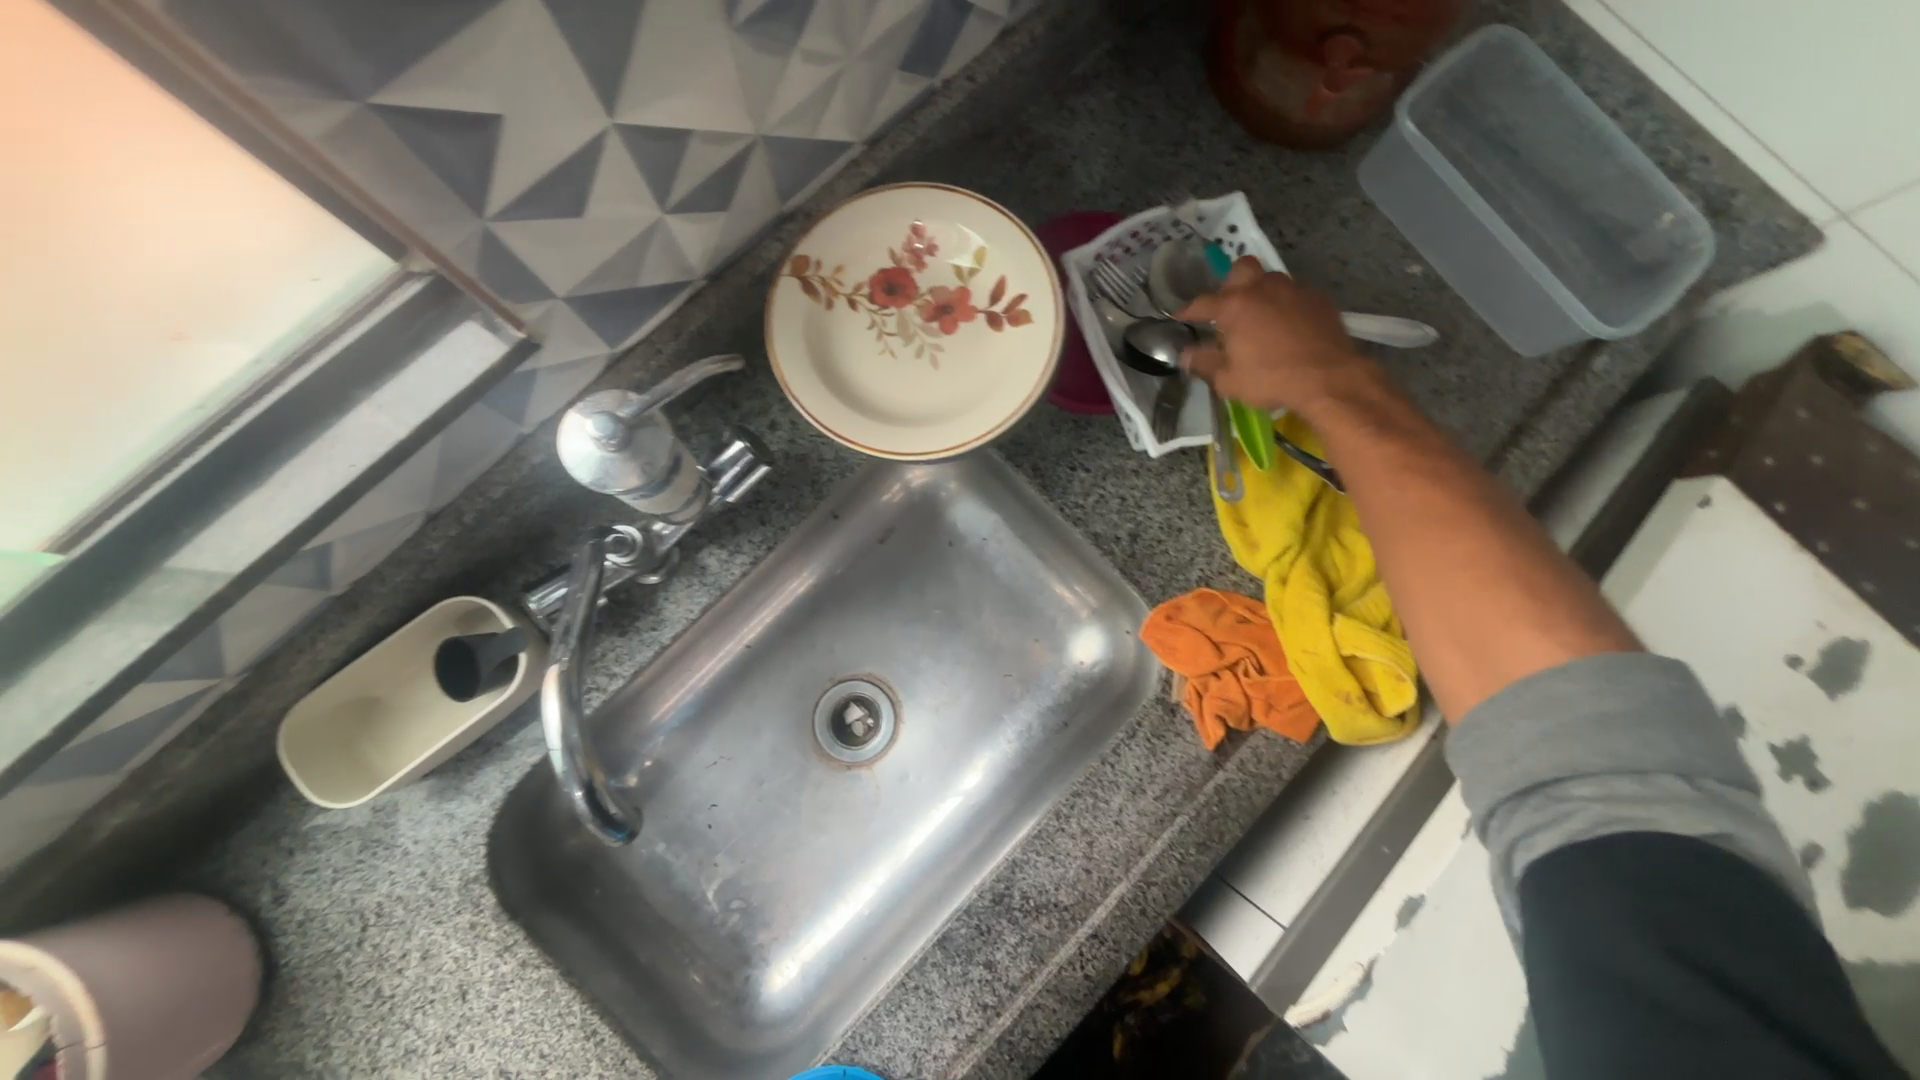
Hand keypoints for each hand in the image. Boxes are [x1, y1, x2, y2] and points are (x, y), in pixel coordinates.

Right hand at [1177, 257, 1385, 417]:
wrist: (1328, 378)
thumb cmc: (1271, 380)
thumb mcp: (1228, 380)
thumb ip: (1204, 363)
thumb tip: (1186, 355)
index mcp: (1234, 306)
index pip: (1202, 303)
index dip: (1188, 310)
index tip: (1180, 316)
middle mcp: (1262, 289)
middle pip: (1241, 269)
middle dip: (1231, 284)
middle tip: (1229, 307)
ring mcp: (1293, 290)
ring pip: (1271, 279)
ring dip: (1261, 293)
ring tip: (1261, 317)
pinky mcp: (1318, 298)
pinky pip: (1295, 293)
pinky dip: (1286, 305)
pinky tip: (1288, 325)